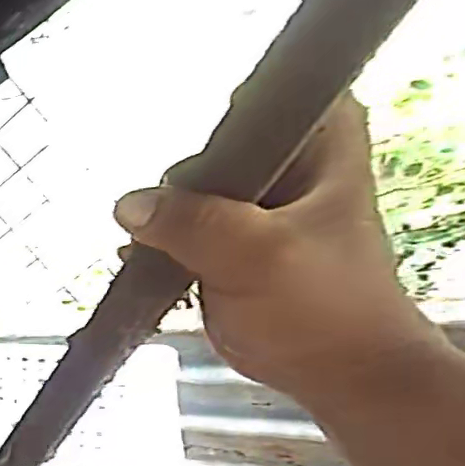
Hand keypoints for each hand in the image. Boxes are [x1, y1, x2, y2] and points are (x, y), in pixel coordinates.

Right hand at [112, 94, 449, 403]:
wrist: (337, 374)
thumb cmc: (321, 308)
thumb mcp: (256, 256)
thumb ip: (191, 223)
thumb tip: (127, 205)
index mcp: (319, 145)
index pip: (275, 91)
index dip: (235, 106)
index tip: (203, 140)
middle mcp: (284, 168)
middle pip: (215, 146)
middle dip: (184, 178)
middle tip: (176, 211)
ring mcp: (251, 211)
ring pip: (193, 192)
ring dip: (165, 212)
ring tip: (150, 236)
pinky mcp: (227, 248)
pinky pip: (181, 230)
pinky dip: (159, 241)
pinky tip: (140, 254)